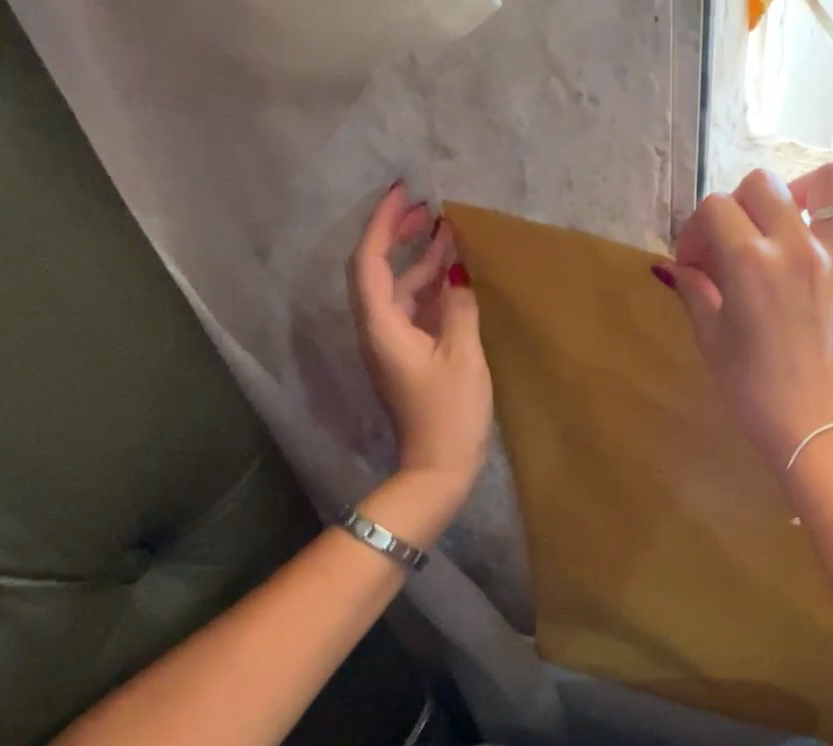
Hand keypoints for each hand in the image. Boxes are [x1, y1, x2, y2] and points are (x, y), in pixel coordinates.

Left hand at [348, 182, 492, 486]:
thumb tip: (457, 275)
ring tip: (449, 236)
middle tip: (430, 209)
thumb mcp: (462, 356)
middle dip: (400, 236)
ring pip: (398, 291)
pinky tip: (452, 279)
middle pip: (378, 270)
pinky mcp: (406, 360)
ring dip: (420, 263)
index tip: (404, 193)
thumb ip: (459, 308)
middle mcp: (376, 330)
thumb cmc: (450, 412)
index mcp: (381, 325)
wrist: (438, 466)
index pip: (370, 259)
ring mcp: (390, 346)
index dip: (383, 222)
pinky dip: (429, 290)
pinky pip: (412, 312)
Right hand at [656, 164, 832, 467]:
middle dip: (738, 206)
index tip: (693, 263)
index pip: (715, 209)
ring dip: (806, 192)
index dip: (695, 231)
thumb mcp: (711, 339)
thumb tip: (680, 268)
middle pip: (764, 184)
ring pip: (831, 183)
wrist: (808, 425)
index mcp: (749, 261)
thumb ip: (695, 292)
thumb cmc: (751, 389)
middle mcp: (795, 246)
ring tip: (792, 219)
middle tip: (733, 243)